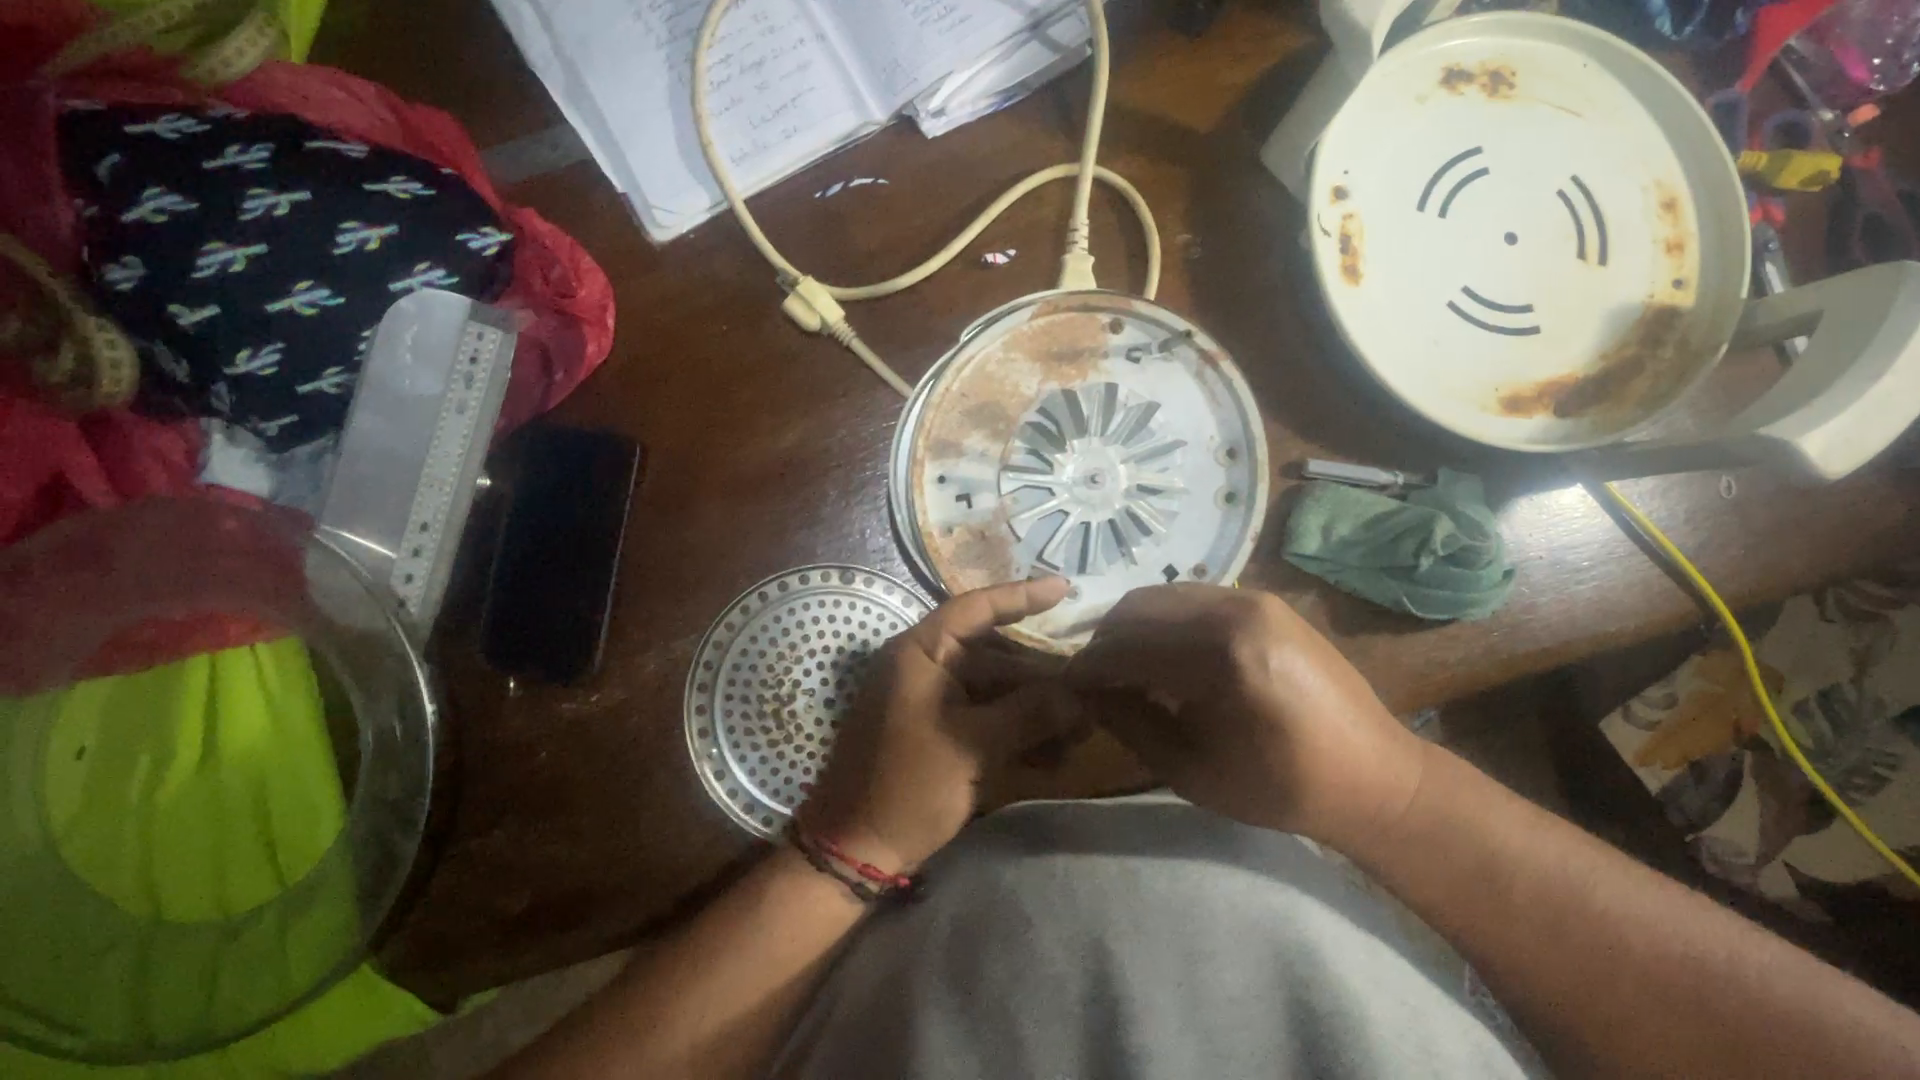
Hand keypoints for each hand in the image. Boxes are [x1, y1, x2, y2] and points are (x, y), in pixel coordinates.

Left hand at [797, 578, 1081, 873]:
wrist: (854, 848)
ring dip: (1034, 708)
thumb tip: (1078, 696)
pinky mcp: (936, 733)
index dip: (1021, 595)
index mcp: (919, 654)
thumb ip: (1028, 713)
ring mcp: (928, 702)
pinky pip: (983, 718)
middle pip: (993, 652)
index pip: (975, 608)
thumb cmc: (907, 785)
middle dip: (1041, 673)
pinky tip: (1052, 756)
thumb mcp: (972, 746)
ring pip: (993, 689)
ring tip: (1079, 728)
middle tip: (1088, 683)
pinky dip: (1015, 731)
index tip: (1065, 589)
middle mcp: (923, 667)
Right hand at [1065, 584, 1425, 845]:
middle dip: (1106, 641)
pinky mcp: (1266, 602)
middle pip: (1139, 608)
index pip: (1127, 645)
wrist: (1373, 776)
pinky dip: (1166, 622)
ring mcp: (1254, 599)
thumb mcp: (1189, 769)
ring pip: (1164, 597)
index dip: (1088, 666)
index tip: (1066, 686)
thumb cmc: (1280, 786)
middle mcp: (1236, 610)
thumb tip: (1082, 691)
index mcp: (1221, 656)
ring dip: (1134, 628)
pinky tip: (1166, 659)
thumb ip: (1128, 722)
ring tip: (1126, 670)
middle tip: (1094, 680)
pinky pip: (1194, 599)